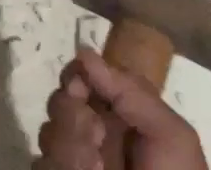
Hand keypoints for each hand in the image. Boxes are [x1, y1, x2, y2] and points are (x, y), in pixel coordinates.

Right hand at [36, 46, 207, 169]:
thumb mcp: (171, 136)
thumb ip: (131, 91)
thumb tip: (83, 51)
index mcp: (122, 116)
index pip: (81, 77)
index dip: (74, 78)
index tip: (80, 90)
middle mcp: (95, 134)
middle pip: (58, 102)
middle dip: (70, 119)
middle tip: (95, 141)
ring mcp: (77, 161)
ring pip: (46, 136)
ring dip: (68, 151)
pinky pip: (39, 164)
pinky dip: (58, 167)